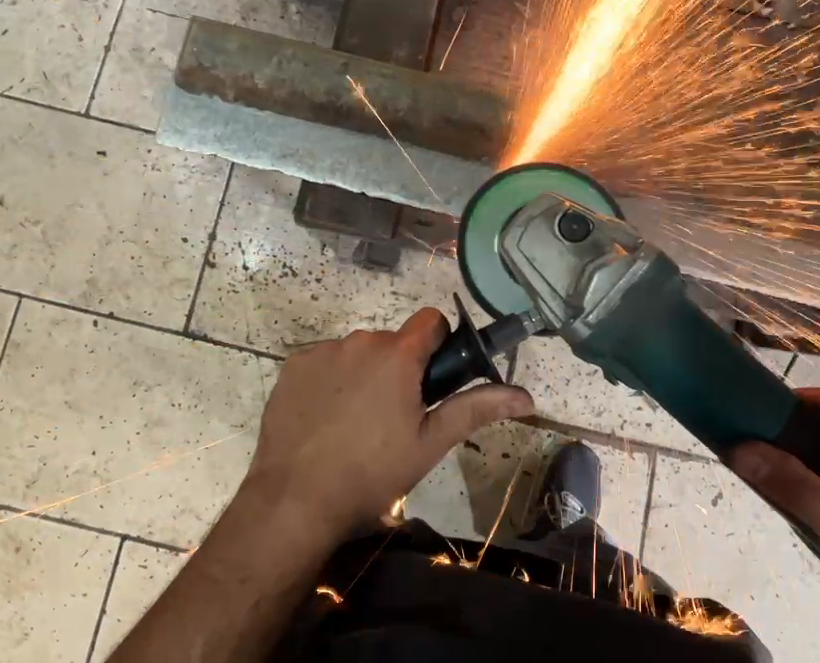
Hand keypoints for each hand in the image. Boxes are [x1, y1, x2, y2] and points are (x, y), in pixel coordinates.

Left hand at [239, 308, 533, 541]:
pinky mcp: (292, 366)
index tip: (433, 379)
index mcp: (397, 354)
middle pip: (392, 343)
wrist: (295, 499)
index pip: (430, 320)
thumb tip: (526, 396)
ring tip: (357, 426)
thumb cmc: (372, 473)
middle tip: (395, 418)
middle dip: (399, 370)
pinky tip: (325, 421)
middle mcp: (359, 340)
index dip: (439, 344)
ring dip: (364, 376)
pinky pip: (324, 363)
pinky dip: (330, 383)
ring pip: (357, 353)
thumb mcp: (430, 444)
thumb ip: (476, 409)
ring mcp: (322, 351)